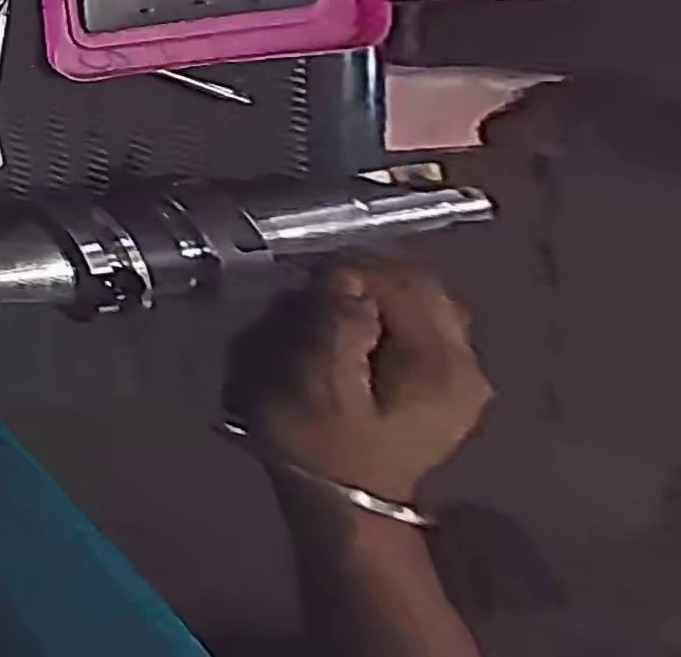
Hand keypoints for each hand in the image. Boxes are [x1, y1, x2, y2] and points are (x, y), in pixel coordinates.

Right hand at [225, 258, 492, 499]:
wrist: (342, 498)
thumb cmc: (320, 441)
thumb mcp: (318, 386)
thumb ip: (338, 329)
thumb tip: (344, 281)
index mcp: (438, 366)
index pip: (404, 286)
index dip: (351, 269)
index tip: (300, 272)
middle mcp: (466, 366)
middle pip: (426, 289)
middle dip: (367, 272)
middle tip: (311, 274)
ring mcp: (461, 377)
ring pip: (428, 303)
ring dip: (377, 287)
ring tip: (327, 289)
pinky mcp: (443, 383)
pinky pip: (422, 324)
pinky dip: (386, 307)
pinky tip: (351, 314)